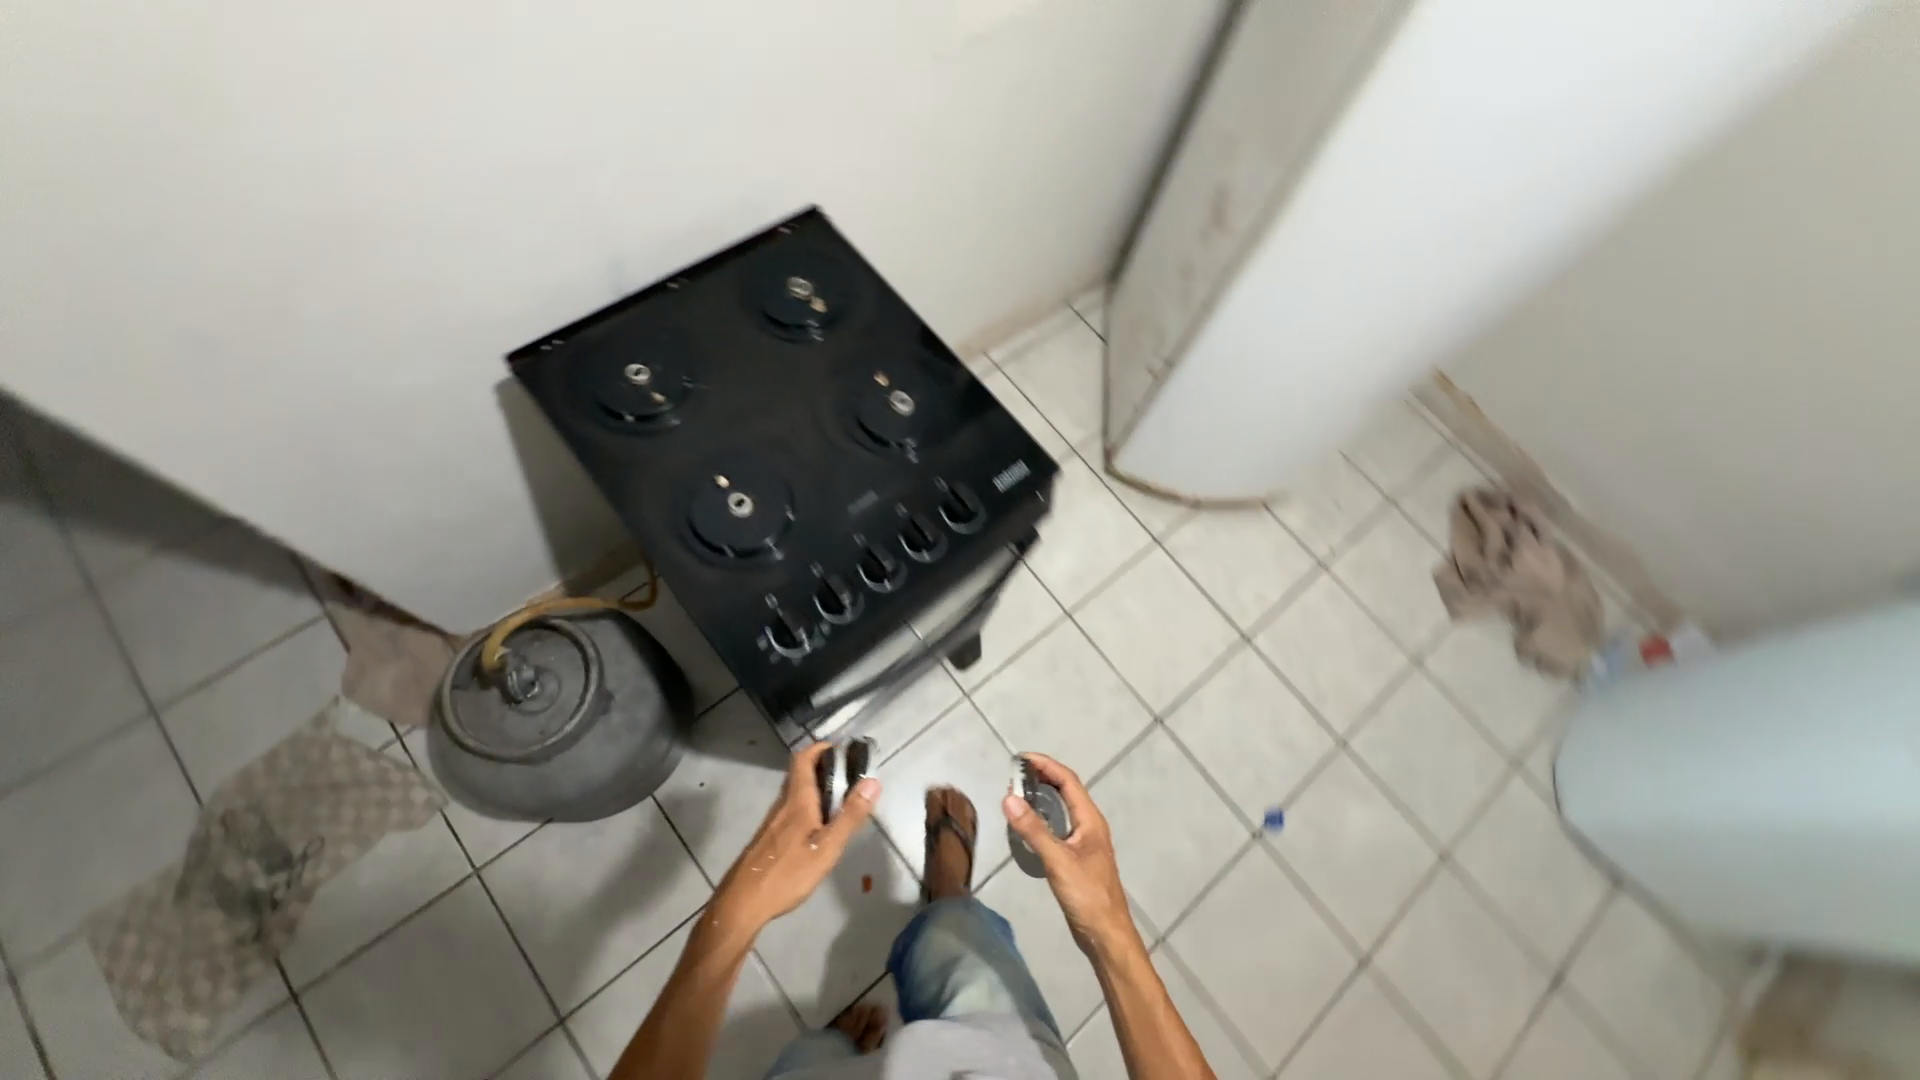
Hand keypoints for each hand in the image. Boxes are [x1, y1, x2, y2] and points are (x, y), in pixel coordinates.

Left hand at [710, 742, 878, 934]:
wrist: (742, 904)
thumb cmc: (787, 874)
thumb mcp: (827, 848)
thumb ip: (850, 815)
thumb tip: (872, 781)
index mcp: (797, 800)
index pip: (803, 758)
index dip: (821, 747)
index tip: (843, 750)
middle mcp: (783, 805)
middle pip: (800, 774)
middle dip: (824, 768)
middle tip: (850, 778)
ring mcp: (773, 822)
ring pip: (796, 794)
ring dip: (817, 789)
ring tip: (841, 803)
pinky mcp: (769, 839)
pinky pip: (791, 812)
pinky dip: (808, 808)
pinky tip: (819, 831)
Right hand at [1003, 753, 1135, 956]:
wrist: (1106, 935)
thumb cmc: (1087, 895)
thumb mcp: (1057, 860)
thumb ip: (1033, 830)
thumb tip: (1009, 798)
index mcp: (1090, 820)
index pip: (1068, 781)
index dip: (1046, 765)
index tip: (1021, 758)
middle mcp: (1090, 826)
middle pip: (1067, 791)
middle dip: (1043, 777)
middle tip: (1015, 774)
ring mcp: (1085, 843)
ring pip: (1064, 809)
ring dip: (1043, 797)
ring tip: (1018, 794)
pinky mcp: (1078, 859)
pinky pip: (1060, 827)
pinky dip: (1044, 818)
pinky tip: (1029, 827)